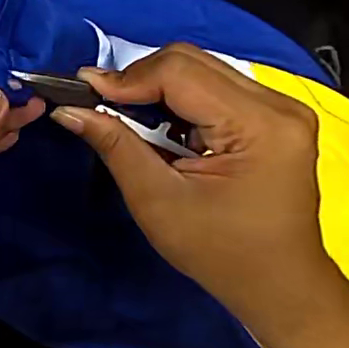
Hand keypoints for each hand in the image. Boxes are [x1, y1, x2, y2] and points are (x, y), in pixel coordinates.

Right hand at [51, 44, 342, 328]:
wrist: (280, 286)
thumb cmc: (220, 252)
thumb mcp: (156, 200)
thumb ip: (114, 145)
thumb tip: (68, 108)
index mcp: (260, 126)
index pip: (178, 73)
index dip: (125, 79)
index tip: (82, 92)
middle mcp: (278, 105)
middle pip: (188, 60)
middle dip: (136, 78)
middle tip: (99, 103)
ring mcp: (280, 106)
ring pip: (197, 65)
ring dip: (153, 84)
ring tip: (124, 112)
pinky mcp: (272, 113)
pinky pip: (210, 81)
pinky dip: (174, 94)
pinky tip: (158, 121)